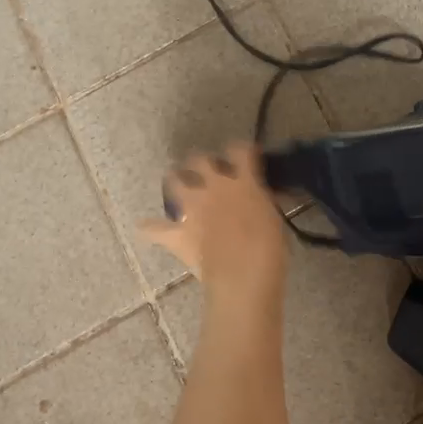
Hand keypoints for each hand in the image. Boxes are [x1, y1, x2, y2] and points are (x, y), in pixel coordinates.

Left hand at [137, 144, 287, 304]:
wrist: (243, 273)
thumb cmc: (269, 247)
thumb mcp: (272, 217)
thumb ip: (262, 201)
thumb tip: (260, 197)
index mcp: (242, 182)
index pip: (240, 151)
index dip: (241, 150)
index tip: (245, 154)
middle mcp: (214, 187)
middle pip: (200, 160)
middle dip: (202, 162)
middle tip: (207, 170)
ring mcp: (192, 209)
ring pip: (174, 182)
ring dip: (176, 182)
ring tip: (180, 186)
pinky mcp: (177, 233)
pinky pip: (154, 229)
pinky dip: (152, 228)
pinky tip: (150, 228)